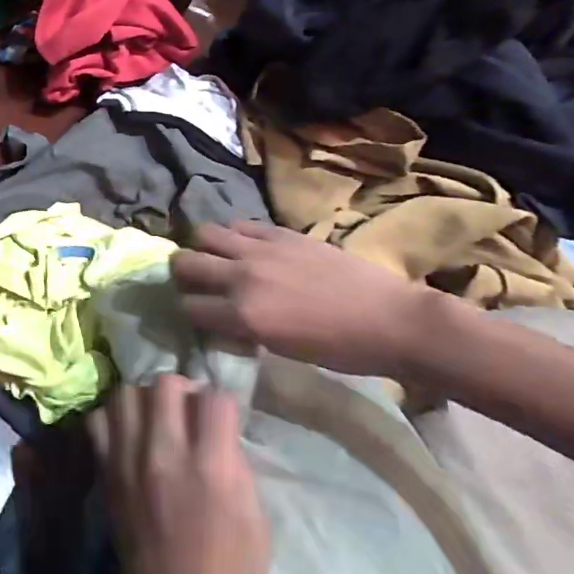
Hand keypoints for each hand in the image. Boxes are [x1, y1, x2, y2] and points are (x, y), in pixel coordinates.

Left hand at [90, 375, 268, 573]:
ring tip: (156, 417)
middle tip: (188, 409)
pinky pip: (97, 422)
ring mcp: (129, 462)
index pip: (215, 397)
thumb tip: (218, 433)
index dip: (223, 403)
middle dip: (182, 388)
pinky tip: (127, 435)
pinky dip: (112, 419)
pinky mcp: (106, 475)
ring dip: (144, 397)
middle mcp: (166, 455)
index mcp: (213, 469)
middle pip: (164, 383)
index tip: (223, 416)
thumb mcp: (255, 522)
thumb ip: (235, 466)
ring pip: (125, 393)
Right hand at [170, 220, 456, 378]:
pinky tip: (246, 246)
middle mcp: (242, 277)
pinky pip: (239, 224)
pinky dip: (234, 234)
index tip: (196, 312)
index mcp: (243, 315)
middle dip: (182, 273)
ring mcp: (260, 249)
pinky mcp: (281, 232)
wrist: (391, 319)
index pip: (188, 306)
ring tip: (217, 257)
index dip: (187, 310)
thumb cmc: (340, 349)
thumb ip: (242, 328)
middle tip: (195, 280)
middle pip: (184, 262)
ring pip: (204, 233)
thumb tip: (219, 317)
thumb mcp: (280, 349)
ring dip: (203, 246)